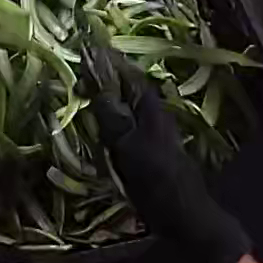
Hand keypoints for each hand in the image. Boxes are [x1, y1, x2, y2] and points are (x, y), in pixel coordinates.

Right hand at [88, 49, 249, 262]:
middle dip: (102, 73)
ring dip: (105, 91)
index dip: (103, 58)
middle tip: (77, 72)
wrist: (185, 214)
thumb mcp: (127, 146)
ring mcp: (151, 126)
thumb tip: (94, 81)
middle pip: (124, 82)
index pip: (123, 69)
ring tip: (83, 88)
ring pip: (124, 99)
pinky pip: (125, 116)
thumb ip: (110, 113)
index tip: (82, 48)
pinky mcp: (148, 143)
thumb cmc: (156, 179)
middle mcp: (151, 109)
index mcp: (147, 103)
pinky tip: (98, 119)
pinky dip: (109, 111)